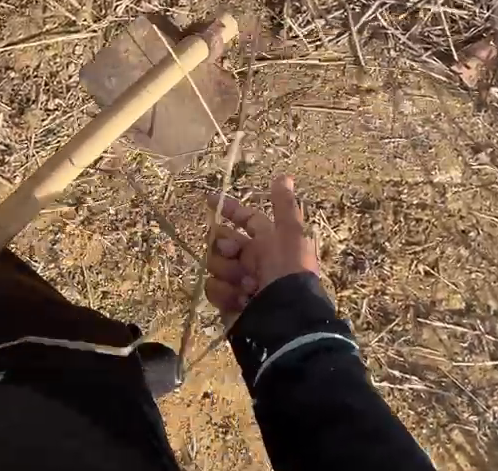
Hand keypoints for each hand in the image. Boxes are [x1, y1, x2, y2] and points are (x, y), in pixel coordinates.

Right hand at [204, 174, 320, 313]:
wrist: (284, 321)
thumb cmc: (288, 273)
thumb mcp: (290, 235)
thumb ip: (283, 206)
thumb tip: (283, 176)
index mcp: (267, 243)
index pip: (244, 218)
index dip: (228, 208)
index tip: (208, 199)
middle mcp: (251, 260)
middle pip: (221, 238)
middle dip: (224, 244)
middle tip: (234, 252)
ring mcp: (238, 280)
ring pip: (214, 262)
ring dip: (228, 272)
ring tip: (246, 285)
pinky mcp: (227, 302)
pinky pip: (212, 287)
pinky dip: (224, 293)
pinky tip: (240, 300)